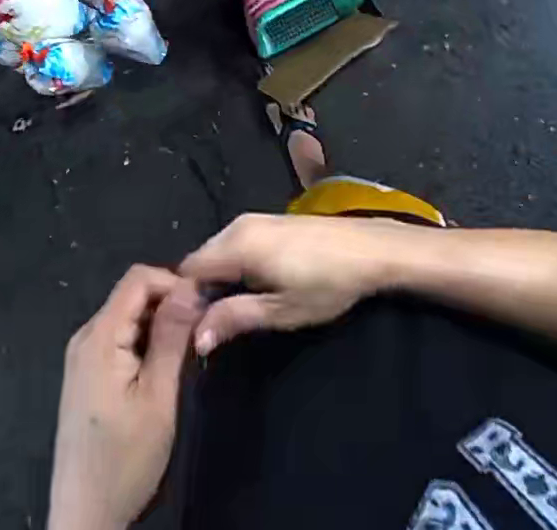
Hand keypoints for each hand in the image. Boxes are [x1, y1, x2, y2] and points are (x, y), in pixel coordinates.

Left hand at [50, 265, 203, 529]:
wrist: (84, 518)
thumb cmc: (125, 460)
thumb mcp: (158, 396)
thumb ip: (171, 337)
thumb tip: (190, 286)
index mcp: (99, 337)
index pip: (138, 278)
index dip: (174, 281)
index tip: (204, 304)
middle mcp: (85, 337)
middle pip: (132, 293)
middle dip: (169, 301)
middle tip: (200, 329)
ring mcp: (83, 356)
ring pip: (128, 314)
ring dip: (160, 321)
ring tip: (187, 348)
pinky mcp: (86, 373)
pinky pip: (119, 335)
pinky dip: (145, 338)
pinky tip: (163, 364)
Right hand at [178, 214, 424, 354]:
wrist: (371, 249)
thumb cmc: (327, 283)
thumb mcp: (281, 310)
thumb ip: (234, 318)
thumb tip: (196, 337)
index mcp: (236, 245)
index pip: (188, 271)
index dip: (186, 301)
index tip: (195, 329)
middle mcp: (238, 225)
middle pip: (201, 259)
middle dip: (202, 290)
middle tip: (217, 324)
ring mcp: (255, 218)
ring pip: (218, 250)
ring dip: (219, 278)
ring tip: (236, 308)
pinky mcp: (270, 220)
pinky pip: (235, 242)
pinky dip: (234, 264)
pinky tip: (254, 285)